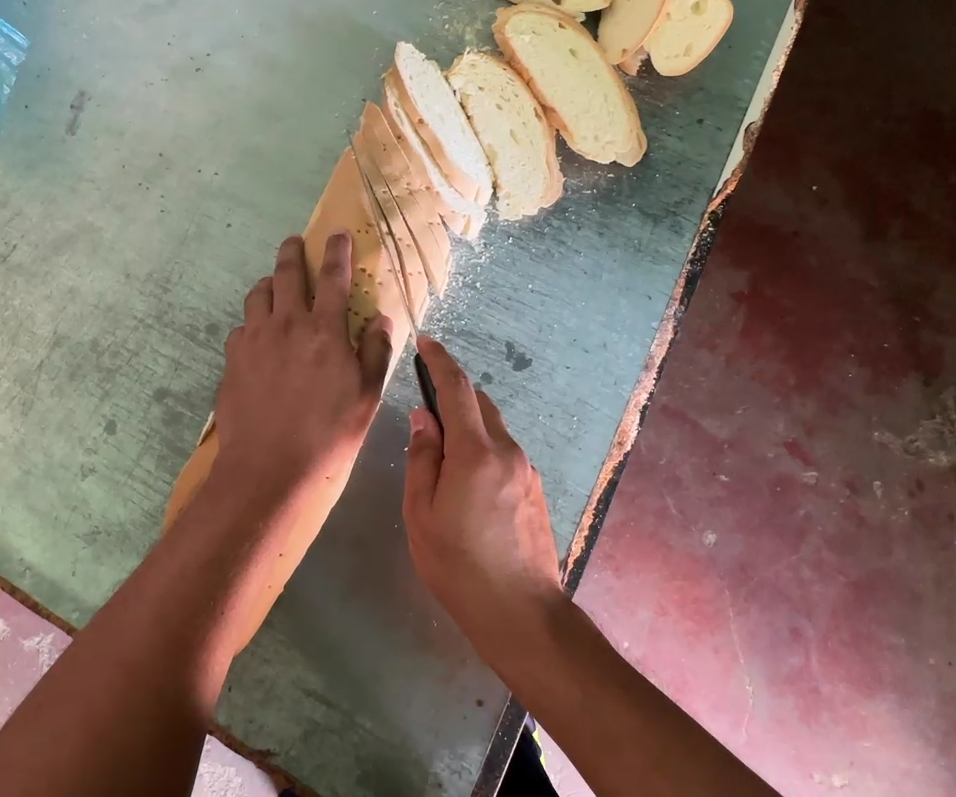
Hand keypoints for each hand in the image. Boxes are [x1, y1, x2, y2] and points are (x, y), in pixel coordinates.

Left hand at [211, 233, 393, 495]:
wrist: (269, 470)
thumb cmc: (329, 437)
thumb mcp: (366, 398)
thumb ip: (373, 353)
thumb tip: (381, 319)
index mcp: (324, 331)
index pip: (332, 278)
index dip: (336, 253)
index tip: (337, 234)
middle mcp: (286, 325)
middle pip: (286, 275)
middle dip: (292, 253)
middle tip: (294, 241)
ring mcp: (254, 340)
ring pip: (258, 295)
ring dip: (268, 283)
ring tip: (273, 285)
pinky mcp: (232, 360)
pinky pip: (242, 327)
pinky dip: (252, 322)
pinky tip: (257, 336)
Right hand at [403, 336, 566, 656]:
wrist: (521, 613)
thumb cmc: (458, 564)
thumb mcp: (421, 513)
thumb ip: (422, 459)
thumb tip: (424, 418)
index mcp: (476, 454)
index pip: (457, 390)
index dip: (440, 362)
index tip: (426, 342)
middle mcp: (508, 452)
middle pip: (480, 404)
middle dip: (453, 393)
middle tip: (424, 407)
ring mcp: (526, 471)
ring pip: (494, 429)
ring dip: (468, 424)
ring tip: (441, 453)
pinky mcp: (534, 490)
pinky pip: (503, 452)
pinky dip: (482, 447)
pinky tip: (465, 480)